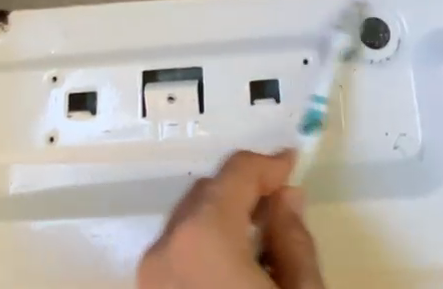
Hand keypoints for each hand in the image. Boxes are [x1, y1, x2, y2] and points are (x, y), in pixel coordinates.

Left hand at [139, 150, 324, 288]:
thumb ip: (293, 239)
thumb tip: (285, 199)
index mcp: (203, 236)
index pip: (237, 172)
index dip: (270, 164)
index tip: (293, 165)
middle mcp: (165, 249)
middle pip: (209, 194)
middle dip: (245, 192)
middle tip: (280, 205)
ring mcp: (149, 278)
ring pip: (190, 224)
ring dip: (224, 220)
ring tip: (260, 242)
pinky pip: (177, 256)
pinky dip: (204, 250)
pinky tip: (232, 270)